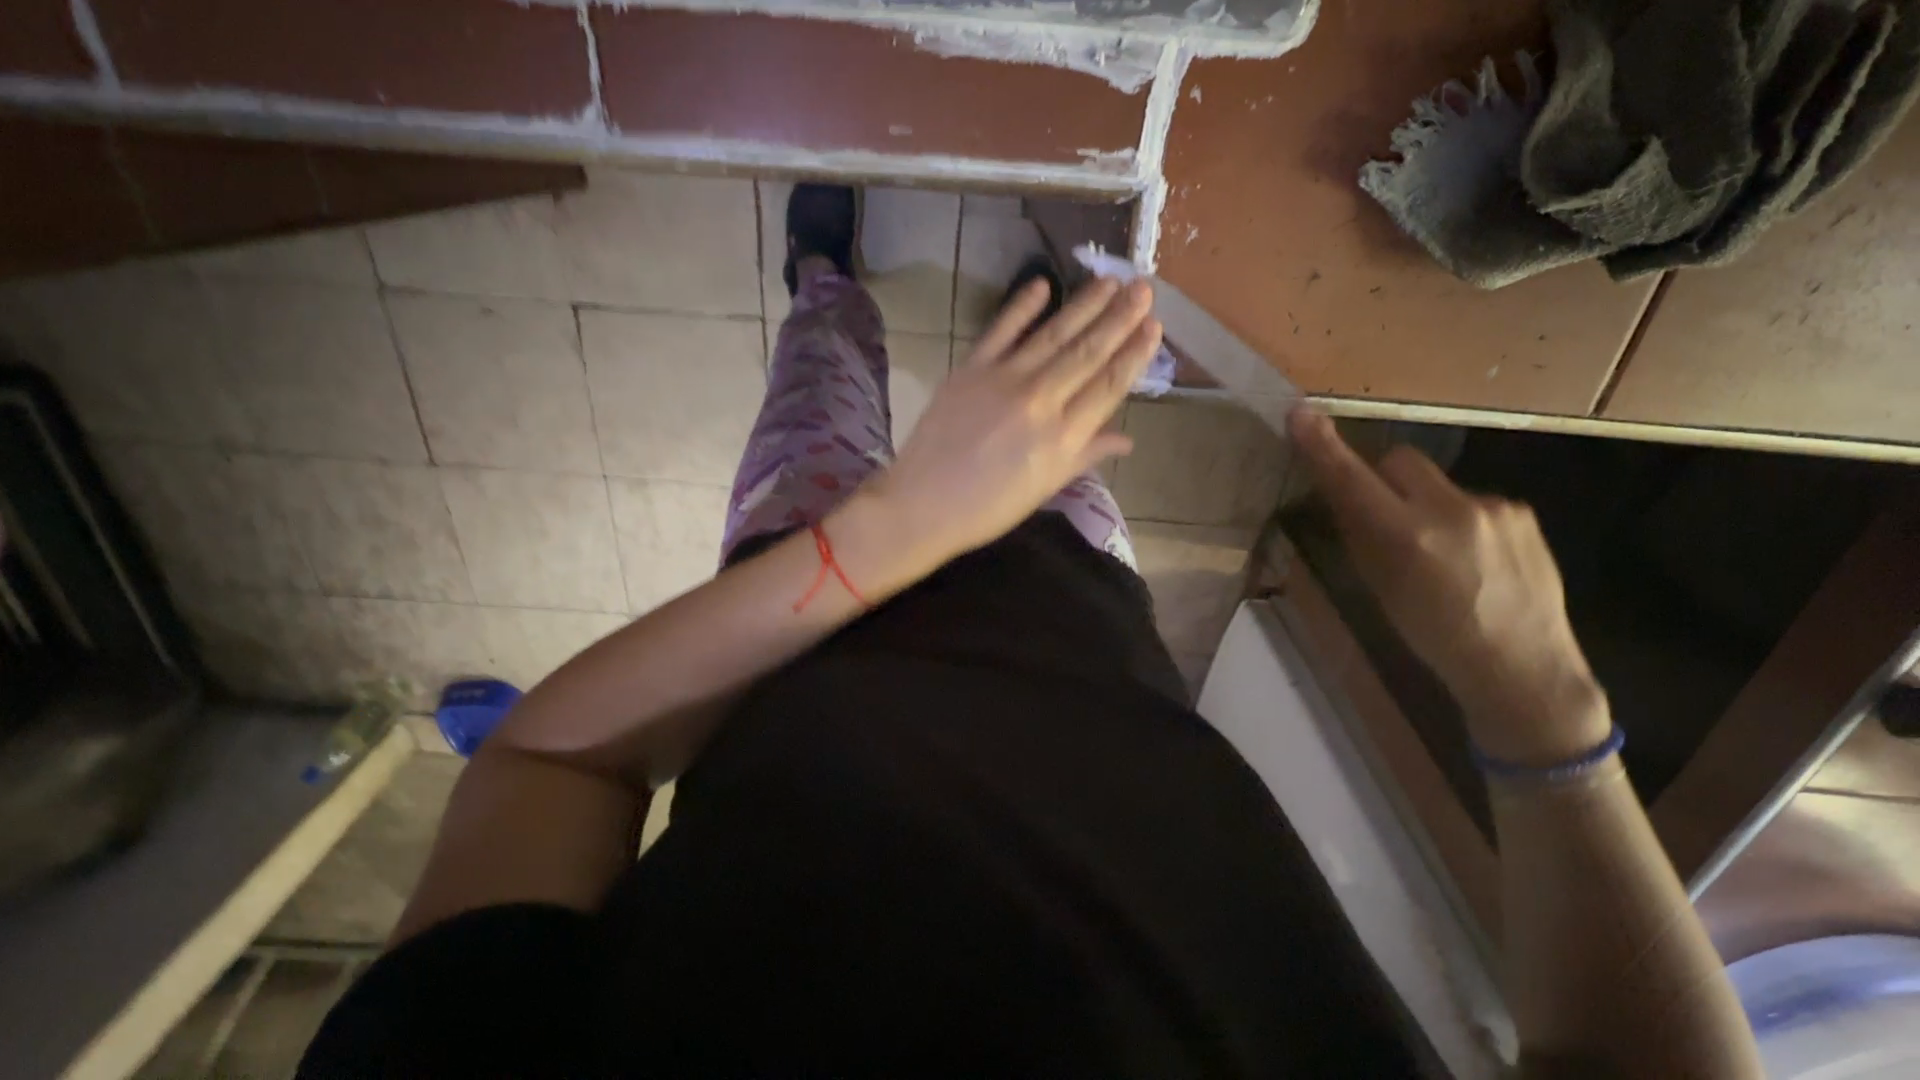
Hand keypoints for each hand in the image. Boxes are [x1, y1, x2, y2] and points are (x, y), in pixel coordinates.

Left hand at [860, 277, 1160, 562]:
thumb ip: (1085, 455)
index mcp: (1063, 438)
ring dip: (1084, 305)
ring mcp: (1004, 380)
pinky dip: (1022, 306)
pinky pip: (1001, 331)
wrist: (923, 505)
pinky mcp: (971, 369)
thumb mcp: (1045, 488)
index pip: (1109, 386)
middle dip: (1119, 318)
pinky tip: (1043, 283)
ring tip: (1111, 280)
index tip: (1155, 326)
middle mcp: (1040, 402)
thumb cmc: (989, 508)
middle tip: (1144, 287)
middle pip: (1087, 353)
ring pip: (1053, 335)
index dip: (1134, 354)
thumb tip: (1126, 439)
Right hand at [1290, 410, 1609, 764]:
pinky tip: (1474, 560)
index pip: (1352, 480)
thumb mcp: (1381, 591)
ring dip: (1425, 505)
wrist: (1523, 669)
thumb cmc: (1434, 640)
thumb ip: (1362, 537)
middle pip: (1399, 461)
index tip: (1300, 415)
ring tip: (1441, 556)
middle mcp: (1450, 511)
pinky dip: (1461, 521)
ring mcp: (1492, 507)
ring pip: (1436, 483)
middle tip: (1383, 516)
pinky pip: (1472, 501)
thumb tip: (1345, 498)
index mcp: (1406, 538)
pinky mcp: (1521, 512)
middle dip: (1383, 478)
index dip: (1322, 448)